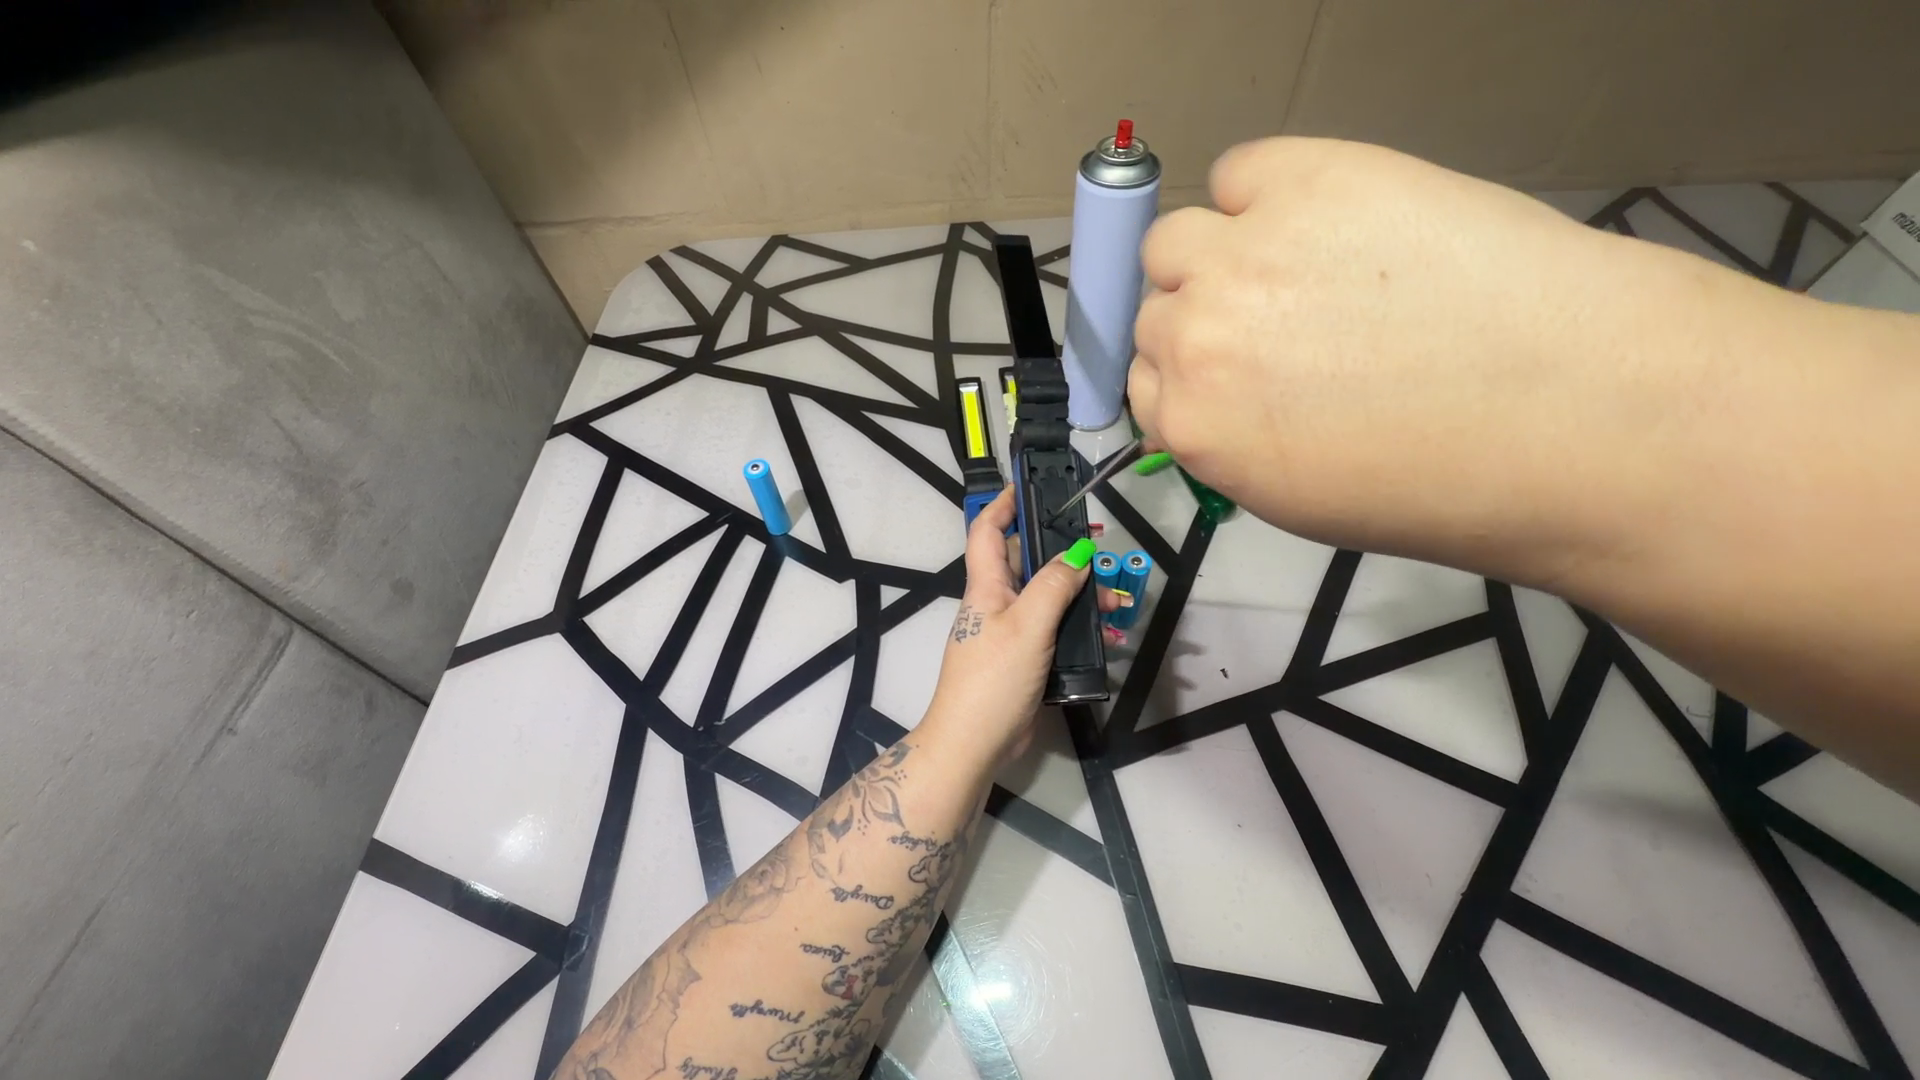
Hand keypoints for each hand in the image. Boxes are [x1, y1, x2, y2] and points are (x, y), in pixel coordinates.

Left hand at [921, 487, 1097, 765]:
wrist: (973, 744)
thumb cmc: (993, 678)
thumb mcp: (1027, 626)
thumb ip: (1053, 586)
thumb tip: (1078, 553)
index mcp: (986, 586)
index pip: (988, 532)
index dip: (1004, 505)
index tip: (1030, 487)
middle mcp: (996, 604)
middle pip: (1028, 564)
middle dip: (1063, 554)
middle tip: (1101, 547)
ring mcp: (1009, 633)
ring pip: (1047, 600)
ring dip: (1079, 597)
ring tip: (1115, 605)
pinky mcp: (1024, 660)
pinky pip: (1054, 632)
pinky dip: (1079, 630)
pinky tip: (1108, 636)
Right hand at [1129, 136, 1698, 583]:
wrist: (1573, 415)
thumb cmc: (1440, 484)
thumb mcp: (1293, 497)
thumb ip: (1226, 440)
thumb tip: (1216, 396)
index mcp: (1192, 425)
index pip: (1143, 385)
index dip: (1188, 381)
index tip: (1233, 380)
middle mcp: (1193, 335)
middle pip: (1155, 312)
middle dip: (1200, 323)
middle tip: (1276, 326)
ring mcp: (1244, 252)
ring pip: (1175, 241)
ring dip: (1214, 254)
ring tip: (1294, 265)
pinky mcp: (1307, 178)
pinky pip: (1240, 171)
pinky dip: (1264, 190)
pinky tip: (1327, 214)